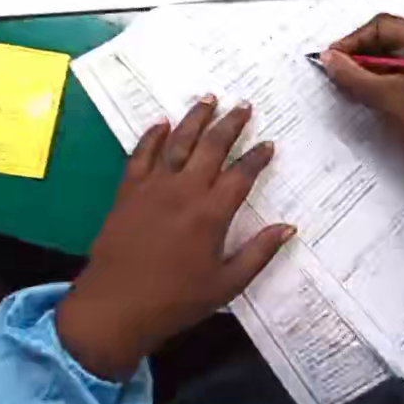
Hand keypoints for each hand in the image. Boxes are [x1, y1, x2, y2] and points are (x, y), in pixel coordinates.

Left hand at [57, 97, 294, 379]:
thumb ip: (258, 253)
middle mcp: (184, 190)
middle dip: (230, 124)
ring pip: (177, 142)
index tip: (268, 144)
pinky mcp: (128, 190)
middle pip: (211, 147)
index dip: (257, 157)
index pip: (241, 175)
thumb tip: (288, 228)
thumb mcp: (225, 284)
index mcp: (211, 213)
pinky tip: (161, 123)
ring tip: (208, 98)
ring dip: (194, 118)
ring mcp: (153, 186)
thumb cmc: (175, 300)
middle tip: (243, 105)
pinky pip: (141, 154)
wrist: (115, 304)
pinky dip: (152, 136)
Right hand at [320, 13, 403, 200]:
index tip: (333, 58)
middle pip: (381, 39)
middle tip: (336, 70)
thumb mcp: (386, 97)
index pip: (382, 26)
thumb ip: (353, 75)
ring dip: (359, 69)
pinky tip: (357, 93)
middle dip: (355, 54)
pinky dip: (368, 80)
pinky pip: (385, 73)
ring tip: (344, 84)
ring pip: (380, 57)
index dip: (353, 40)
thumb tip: (328, 58)